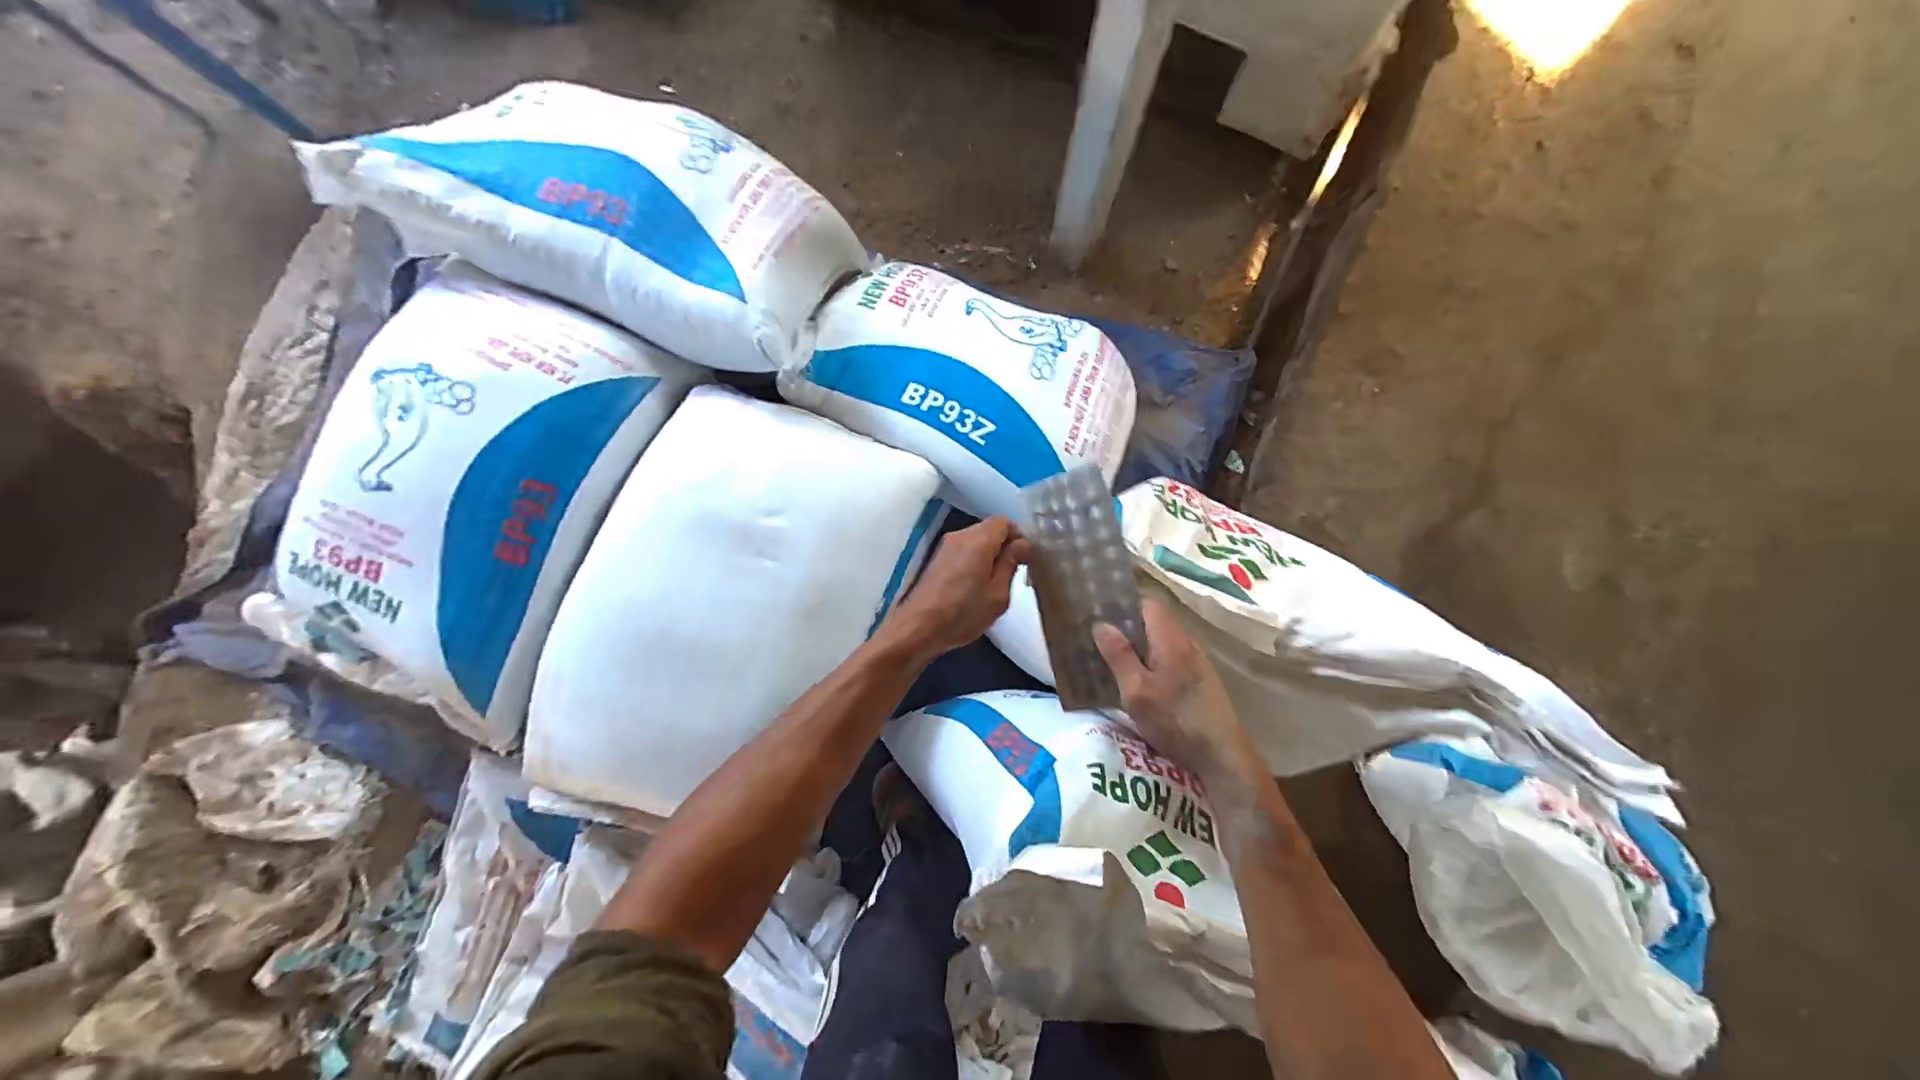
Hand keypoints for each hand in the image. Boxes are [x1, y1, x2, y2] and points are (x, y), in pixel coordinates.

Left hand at [882, 517, 1030, 661]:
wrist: (919, 627)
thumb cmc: (963, 613)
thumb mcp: (998, 593)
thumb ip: (1010, 563)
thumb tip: (1021, 544)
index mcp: (978, 540)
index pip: (1004, 522)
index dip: (1018, 536)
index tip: (1025, 558)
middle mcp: (960, 536)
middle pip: (988, 529)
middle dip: (1004, 545)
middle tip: (1013, 572)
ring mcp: (945, 547)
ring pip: (975, 540)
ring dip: (988, 554)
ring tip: (994, 583)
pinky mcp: (936, 559)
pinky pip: (963, 551)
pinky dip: (974, 560)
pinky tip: (975, 585)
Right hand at [1094, 598, 1262, 787]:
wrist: (1223, 758)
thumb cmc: (1176, 721)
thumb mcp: (1136, 691)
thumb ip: (1119, 656)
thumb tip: (1101, 624)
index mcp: (1172, 640)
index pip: (1149, 603)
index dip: (1125, 603)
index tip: (1100, 611)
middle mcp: (1188, 645)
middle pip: (1155, 623)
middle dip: (1128, 628)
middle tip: (1098, 640)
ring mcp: (1198, 665)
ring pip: (1163, 644)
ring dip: (1139, 649)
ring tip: (1113, 662)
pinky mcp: (1202, 685)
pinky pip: (1171, 662)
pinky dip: (1152, 665)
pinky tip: (1140, 685)